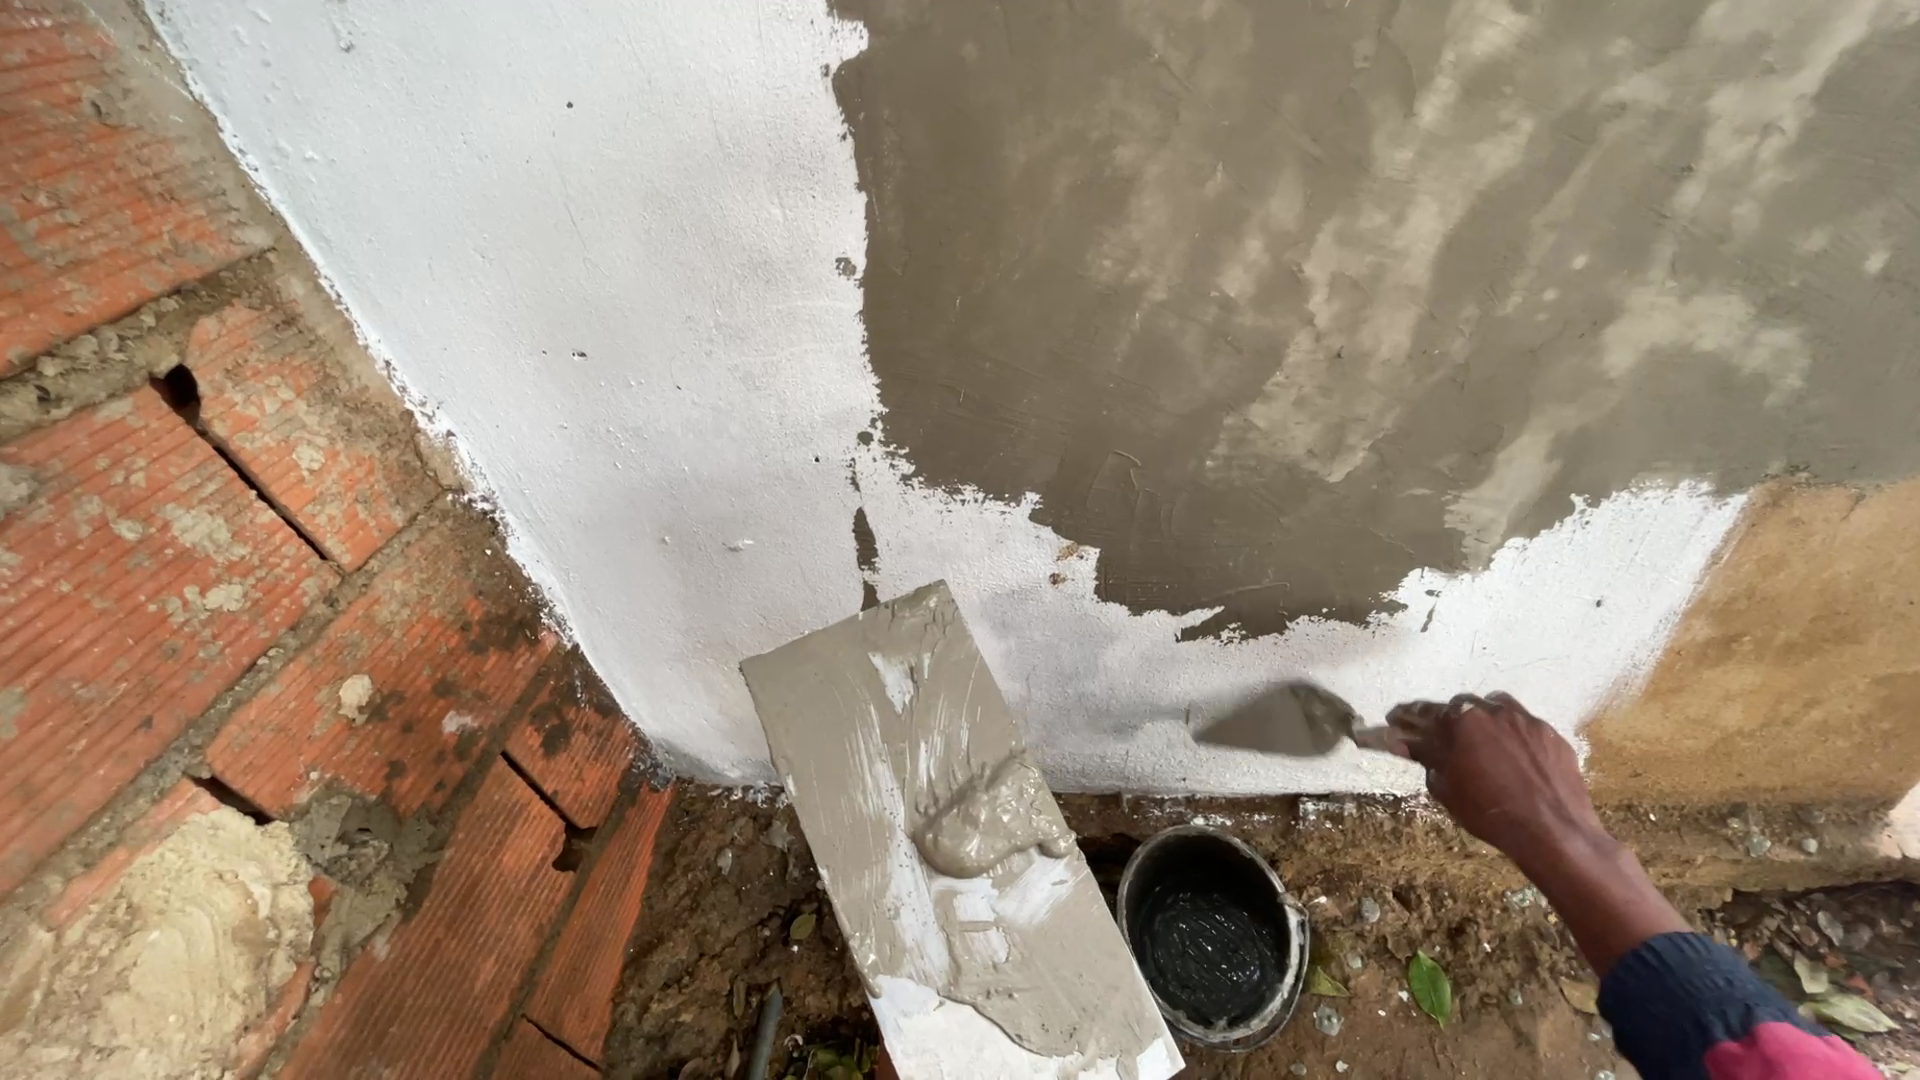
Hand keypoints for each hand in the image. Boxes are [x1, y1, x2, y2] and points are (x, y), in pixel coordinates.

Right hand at [1385, 692, 1607, 865]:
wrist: (1555, 832)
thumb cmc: (1488, 812)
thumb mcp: (1445, 787)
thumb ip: (1425, 758)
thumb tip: (1402, 743)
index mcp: (1461, 721)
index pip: (1424, 712)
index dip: (1406, 717)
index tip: (1395, 720)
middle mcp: (1493, 712)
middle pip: (1462, 706)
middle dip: (1448, 719)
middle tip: (1442, 737)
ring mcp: (1527, 721)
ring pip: (1496, 708)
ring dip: (1483, 719)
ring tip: (1481, 740)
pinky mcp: (1553, 735)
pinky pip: (1525, 726)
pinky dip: (1513, 735)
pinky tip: (1514, 755)